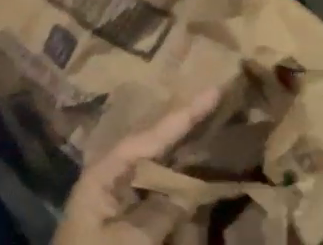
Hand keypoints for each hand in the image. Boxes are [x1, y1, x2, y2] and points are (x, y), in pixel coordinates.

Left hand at [52, 87, 222, 243]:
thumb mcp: (127, 242)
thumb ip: (160, 213)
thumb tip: (191, 188)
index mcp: (105, 173)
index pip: (150, 137)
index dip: (184, 116)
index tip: (213, 91)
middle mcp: (112, 179)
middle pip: (155, 147)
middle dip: (185, 128)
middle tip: (217, 101)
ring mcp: (119, 203)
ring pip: (160, 172)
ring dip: (186, 158)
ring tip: (216, 130)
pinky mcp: (128, 226)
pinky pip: (159, 201)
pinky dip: (179, 192)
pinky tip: (198, 183)